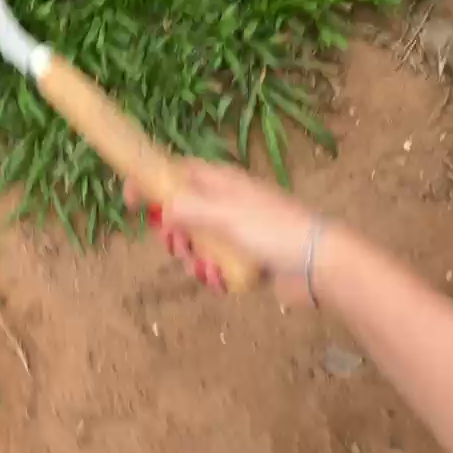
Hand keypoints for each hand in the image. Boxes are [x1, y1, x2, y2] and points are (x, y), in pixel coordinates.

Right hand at [125, 159, 326, 301]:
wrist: (322, 266)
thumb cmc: (273, 229)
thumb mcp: (224, 214)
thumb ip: (186, 207)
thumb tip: (159, 207)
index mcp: (219, 182)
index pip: (174, 172)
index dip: (149, 181)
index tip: (130, 200)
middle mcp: (223, 202)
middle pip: (179, 210)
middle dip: (173, 232)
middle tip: (174, 245)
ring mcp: (234, 231)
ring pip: (194, 241)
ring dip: (192, 257)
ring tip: (204, 268)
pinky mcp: (244, 257)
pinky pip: (214, 263)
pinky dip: (213, 273)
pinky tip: (221, 281)